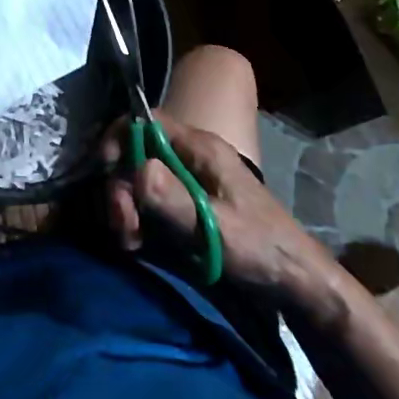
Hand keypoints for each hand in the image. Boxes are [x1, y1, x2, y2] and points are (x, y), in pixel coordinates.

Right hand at [106, 115, 332, 303]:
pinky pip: (152, 199)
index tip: (104, 171)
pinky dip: (139, 218)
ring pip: (141, 178)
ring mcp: (191, 180)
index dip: (120, 137)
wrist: (293, 279)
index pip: (147, 120)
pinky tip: (139, 244)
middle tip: (122, 227)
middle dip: (121, 185)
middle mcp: (192, 156)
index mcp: (201, 148)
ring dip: (127, 206)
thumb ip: (175, 201)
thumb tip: (137, 169)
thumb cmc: (259, 248)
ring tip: (131, 241)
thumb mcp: (214, 228)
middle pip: (139, 152)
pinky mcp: (189, 204)